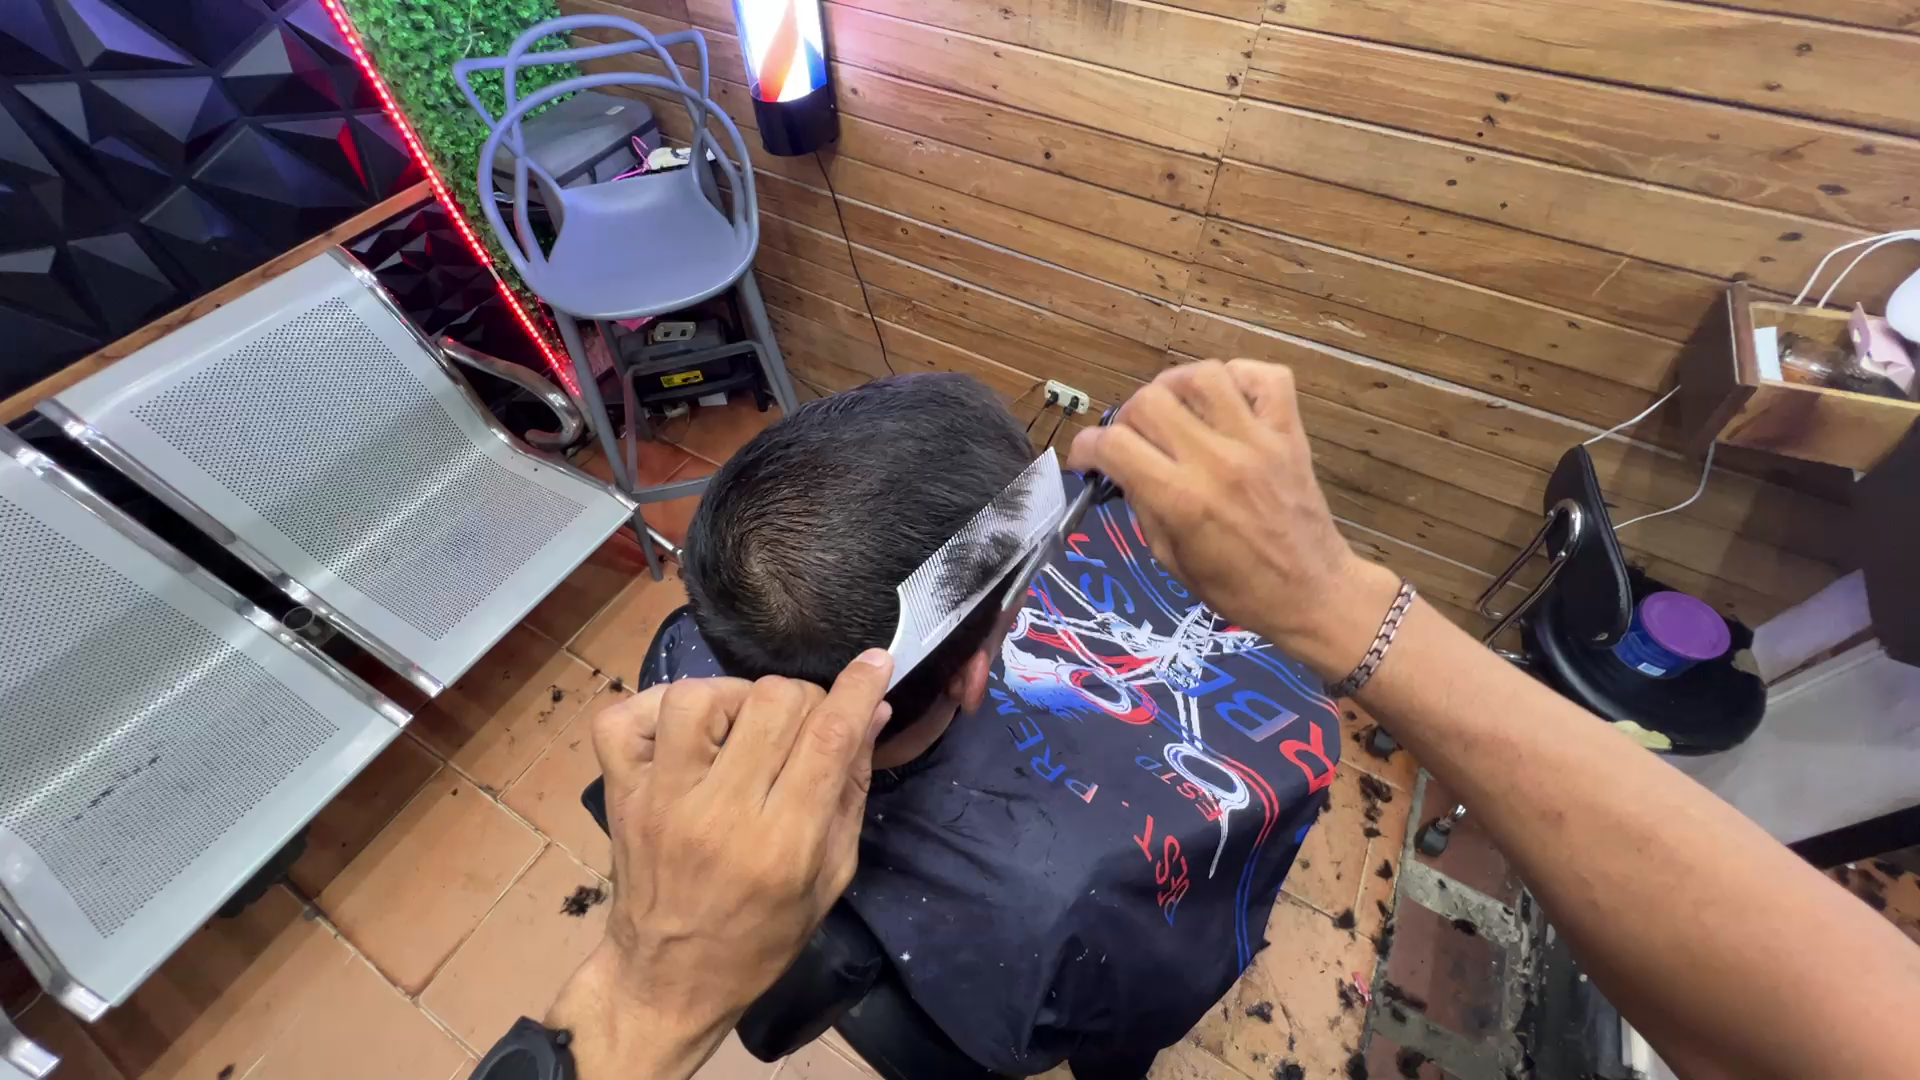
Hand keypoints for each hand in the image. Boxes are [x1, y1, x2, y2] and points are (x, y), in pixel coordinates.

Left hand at [545, 651, 893, 1079]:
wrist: (666, 982)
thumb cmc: (763, 935)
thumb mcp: (833, 875)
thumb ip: (852, 789)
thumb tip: (872, 711)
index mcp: (782, 844)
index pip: (828, 738)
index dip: (858, 688)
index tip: (876, 662)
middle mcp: (718, 813)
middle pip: (773, 702)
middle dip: (805, 698)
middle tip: (805, 725)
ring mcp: (660, 799)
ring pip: (700, 696)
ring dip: (737, 697)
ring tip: (746, 726)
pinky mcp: (620, 793)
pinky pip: (625, 717)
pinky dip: (657, 705)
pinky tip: (687, 729)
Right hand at [1069, 359, 1399, 679]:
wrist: (1311, 593)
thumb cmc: (1235, 588)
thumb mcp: (1169, 557)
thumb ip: (1143, 505)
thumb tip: (1122, 468)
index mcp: (1180, 501)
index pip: (1113, 445)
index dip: (1085, 447)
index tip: (1086, 459)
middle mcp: (1215, 461)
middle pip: (1149, 401)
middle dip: (1125, 418)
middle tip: (1132, 441)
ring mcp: (1257, 441)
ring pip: (1201, 376)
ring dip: (1174, 388)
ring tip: (1172, 410)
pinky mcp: (1289, 432)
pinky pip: (1264, 376)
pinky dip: (1237, 377)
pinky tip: (1223, 401)